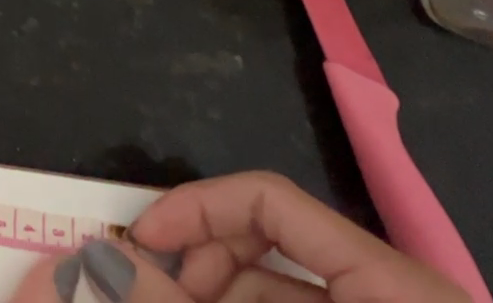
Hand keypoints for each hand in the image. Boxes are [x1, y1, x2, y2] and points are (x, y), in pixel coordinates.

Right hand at [9, 171, 468, 302]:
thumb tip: (99, 260)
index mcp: (394, 283)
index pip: (269, 199)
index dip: (195, 208)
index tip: (139, 243)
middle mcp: (392, 295)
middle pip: (268, 243)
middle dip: (201, 263)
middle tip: (153, 291)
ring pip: (274, 291)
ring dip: (213, 295)